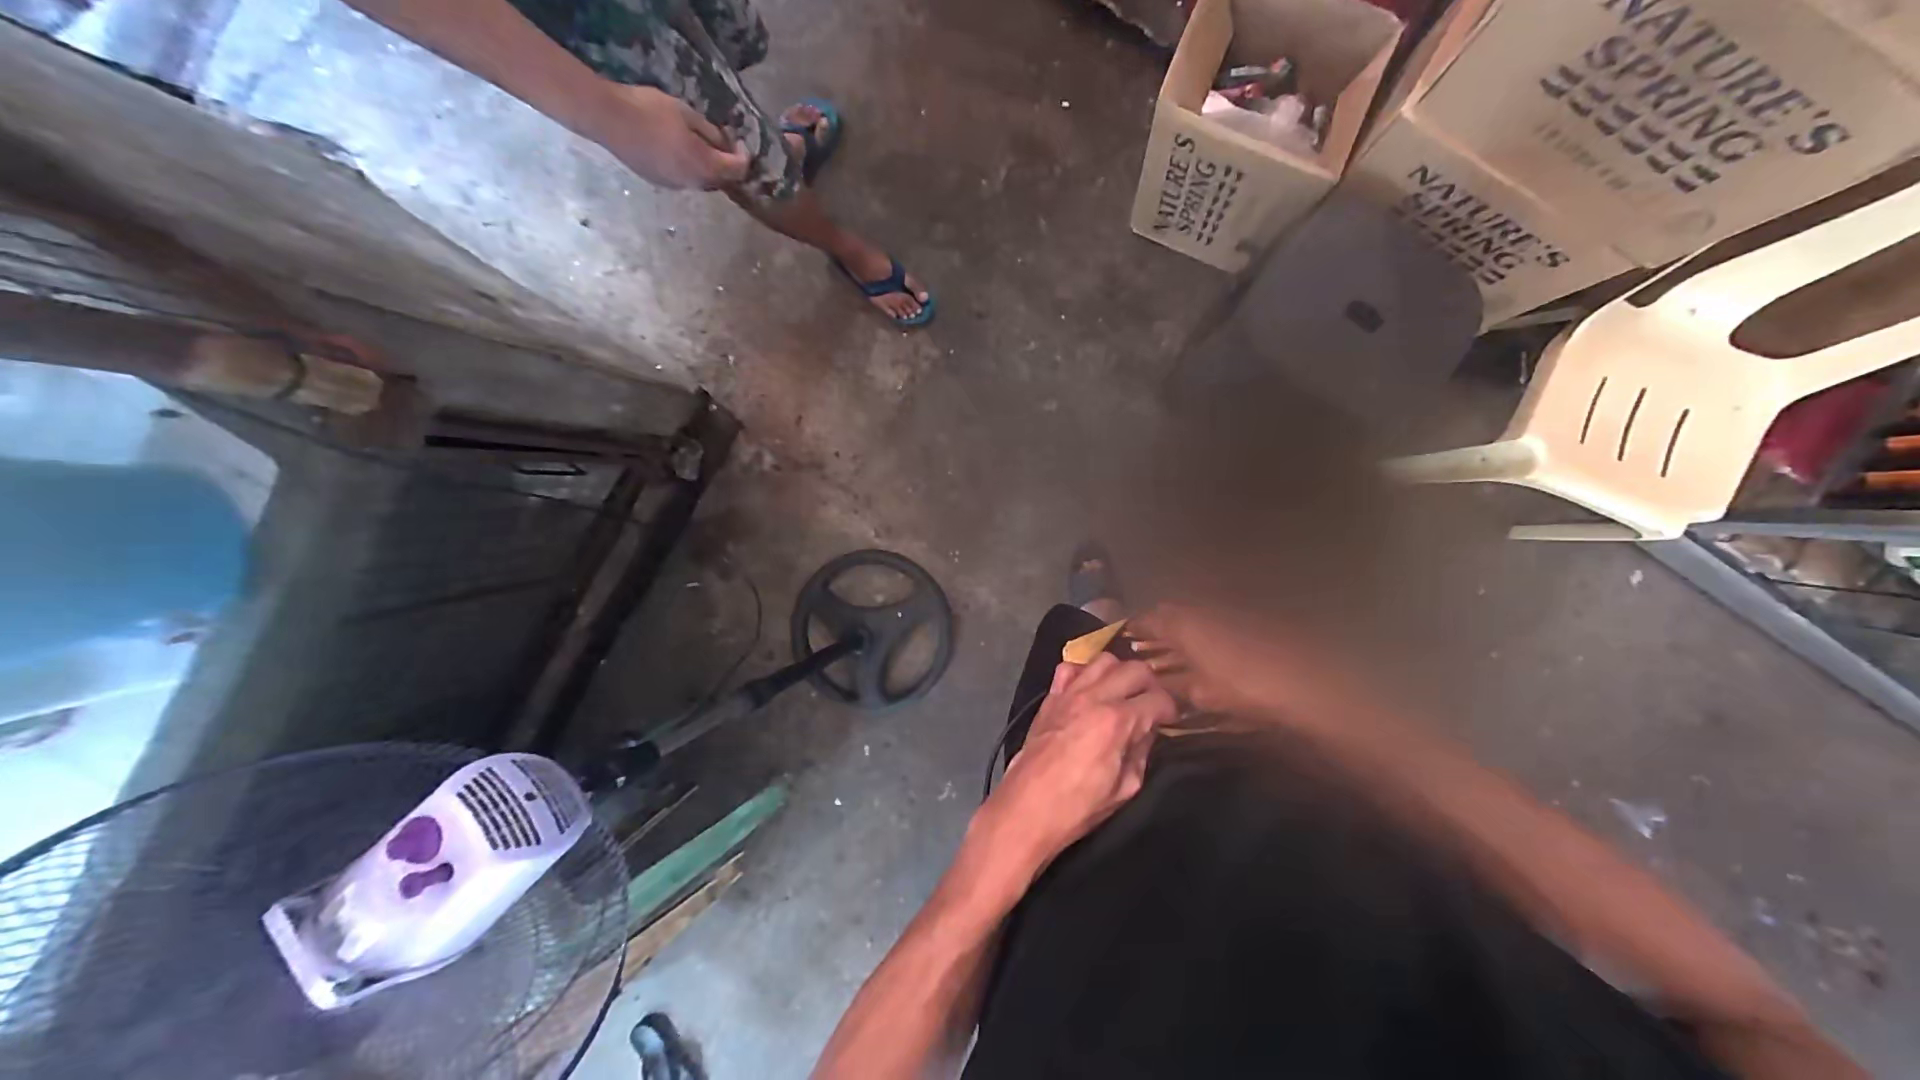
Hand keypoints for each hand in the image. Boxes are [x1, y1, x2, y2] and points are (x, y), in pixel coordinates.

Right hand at [582, 84, 750, 190]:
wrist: (607, 118)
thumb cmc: (648, 109)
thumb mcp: (685, 113)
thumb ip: (709, 132)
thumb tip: (723, 143)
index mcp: (703, 165)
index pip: (736, 171)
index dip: (743, 157)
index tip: (739, 142)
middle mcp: (693, 183)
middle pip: (721, 181)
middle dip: (726, 165)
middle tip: (723, 143)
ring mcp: (675, 186)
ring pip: (702, 182)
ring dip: (708, 169)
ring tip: (701, 146)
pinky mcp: (660, 183)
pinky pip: (684, 180)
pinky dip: (691, 169)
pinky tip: (680, 151)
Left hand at [971, 654, 1175, 876]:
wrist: (1026, 808)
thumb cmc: (1077, 807)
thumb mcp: (1125, 788)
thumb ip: (1141, 753)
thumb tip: (1147, 732)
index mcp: (1116, 722)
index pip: (1158, 700)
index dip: (1171, 709)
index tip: (1172, 719)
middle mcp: (1093, 698)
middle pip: (1135, 669)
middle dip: (1152, 684)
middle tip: (1153, 704)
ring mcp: (1068, 693)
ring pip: (1104, 660)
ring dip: (1120, 672)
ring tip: (1124, 692)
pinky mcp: (1050, 698)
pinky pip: (1070, 668)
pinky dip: (1085, 673)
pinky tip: (1090, 690)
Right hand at [1128, 604, 1364, 723]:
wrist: (1305, 685)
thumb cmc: (1242, 689)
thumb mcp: (1198, 693)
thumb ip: (1168, 685)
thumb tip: (1149, 682)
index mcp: (1182, 624)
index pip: (1145, 620)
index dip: (1131, 630)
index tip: (1120, 641)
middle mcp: (1200, 611)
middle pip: (1167, 616)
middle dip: (1154, 630)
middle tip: (1142, 650)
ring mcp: (1225, 615)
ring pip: (1191, 621)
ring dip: (1177, 635)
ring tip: (1168, 656)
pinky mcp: (1246, 624)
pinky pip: (1211, 627)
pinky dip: (1200, 640)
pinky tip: (1201, 660)